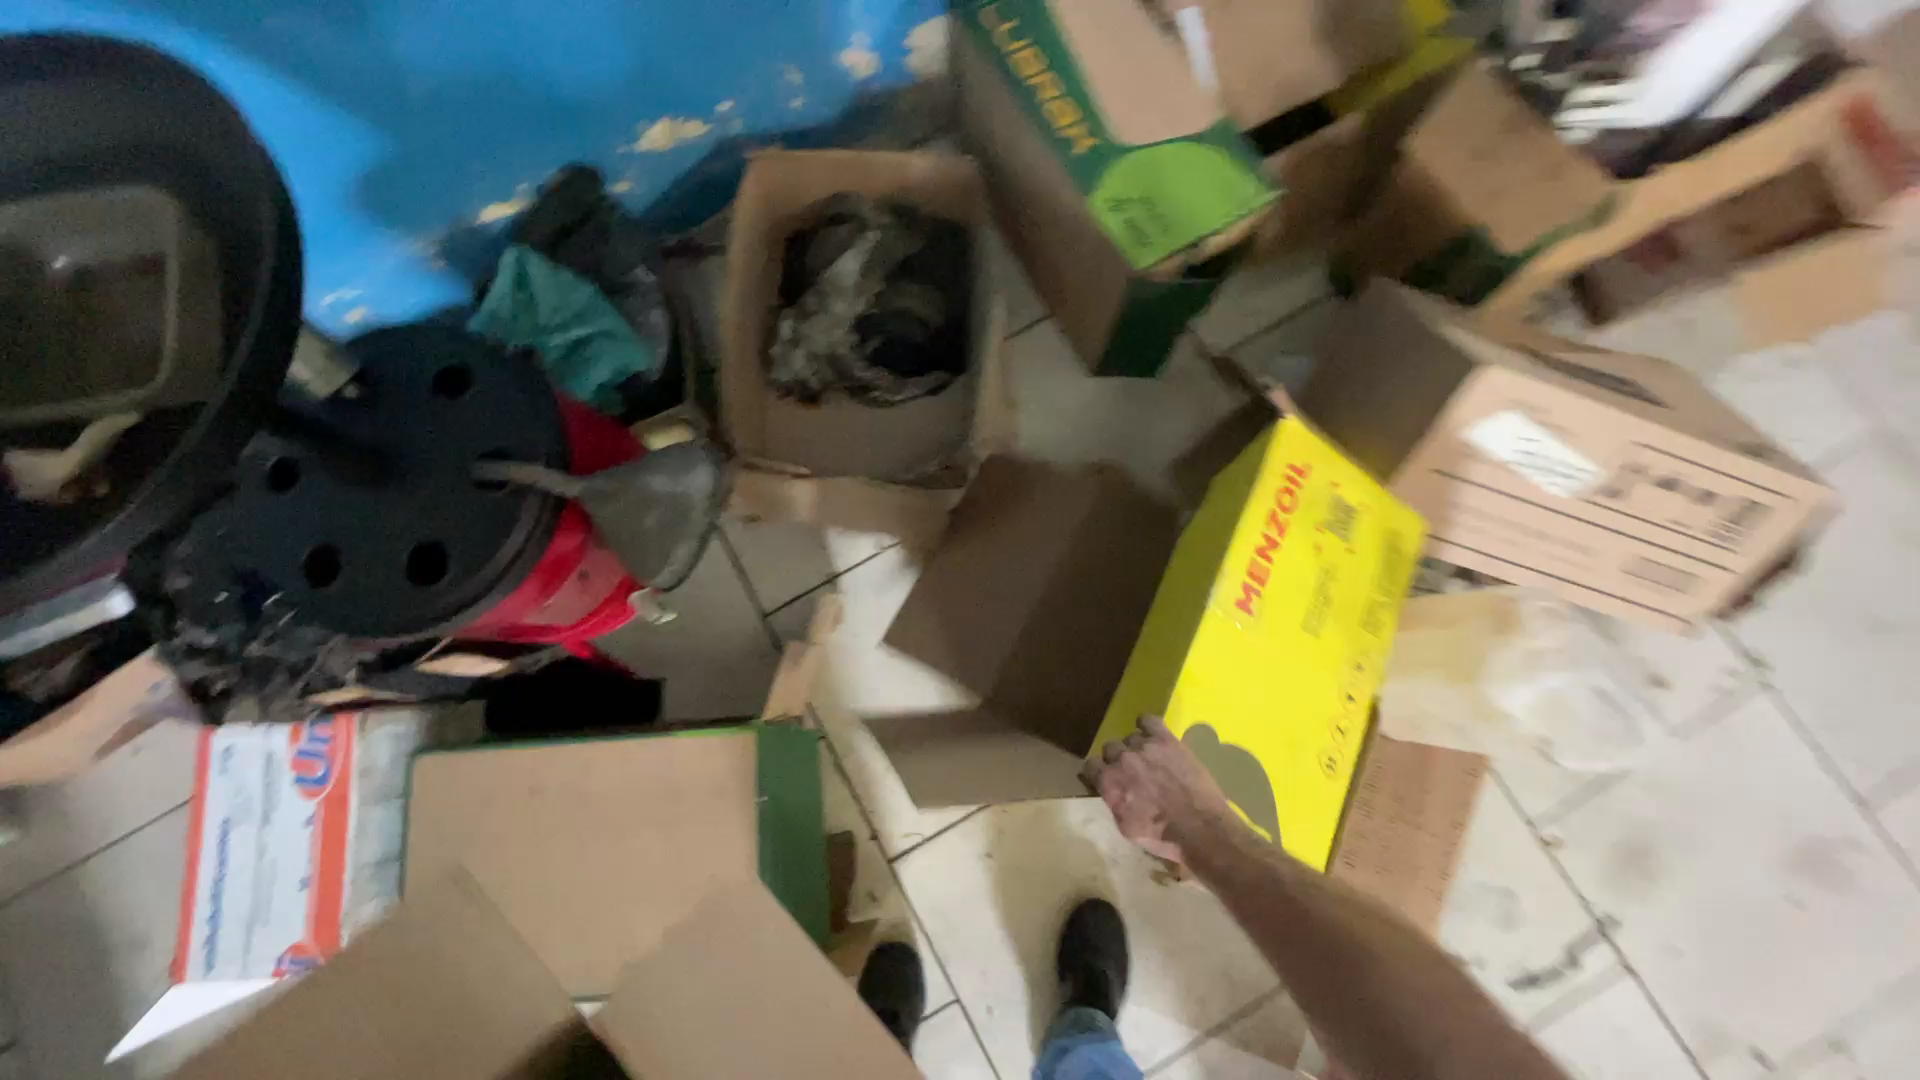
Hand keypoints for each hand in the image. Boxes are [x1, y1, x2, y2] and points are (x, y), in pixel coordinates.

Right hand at [1083, 715, 1241, 868]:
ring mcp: (1144, 746)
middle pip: (1110, 747)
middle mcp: (1122, 759)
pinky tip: (1152, 734)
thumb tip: (1111, 793)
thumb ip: (1113, 803)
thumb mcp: (1126, 828)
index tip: (1107, 779)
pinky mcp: (1166, 740)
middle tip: (1132, 772)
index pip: (1090, 765)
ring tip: (1149, 759)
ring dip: (1135, 747)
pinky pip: (1149, 720)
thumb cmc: (1162, 835)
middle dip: (1117, 759)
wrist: (1200, 827)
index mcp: (1109, 782)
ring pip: (1130, 737)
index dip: (1099, 772)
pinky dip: (1147, 725)